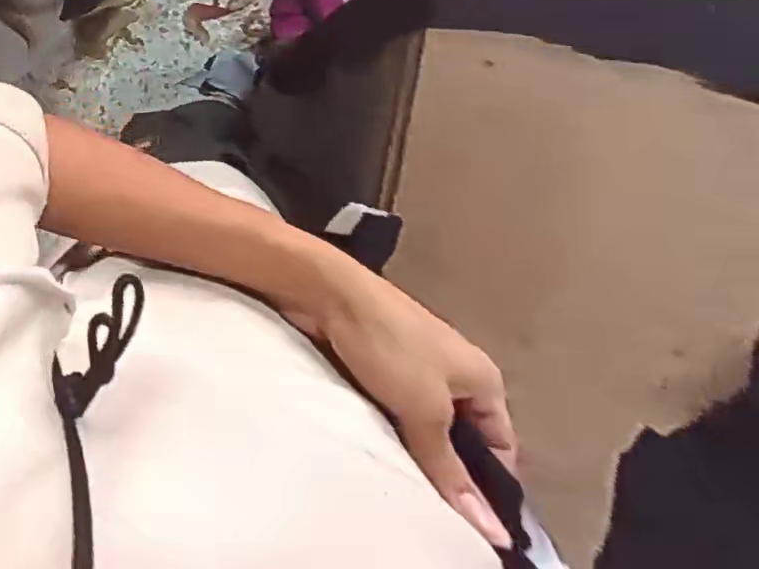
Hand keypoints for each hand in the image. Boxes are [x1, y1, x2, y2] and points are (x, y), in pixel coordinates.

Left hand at [307, 272, 519, 549]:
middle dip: (439, 461)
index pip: (501, 445)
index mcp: (481, 378)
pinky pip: (376, 394)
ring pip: (410, 412)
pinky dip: (371, 414)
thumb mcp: (424, 408)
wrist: (321, 287)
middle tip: (425, 505)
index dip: (489, 482)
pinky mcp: (363, 350)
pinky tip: (360, 439)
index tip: (475, 522)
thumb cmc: (386, 342)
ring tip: (390, 478)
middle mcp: (447, 365)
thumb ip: (449, 466)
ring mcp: (402, 355)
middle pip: (452, 429)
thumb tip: (494, 533)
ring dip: (400, 437)